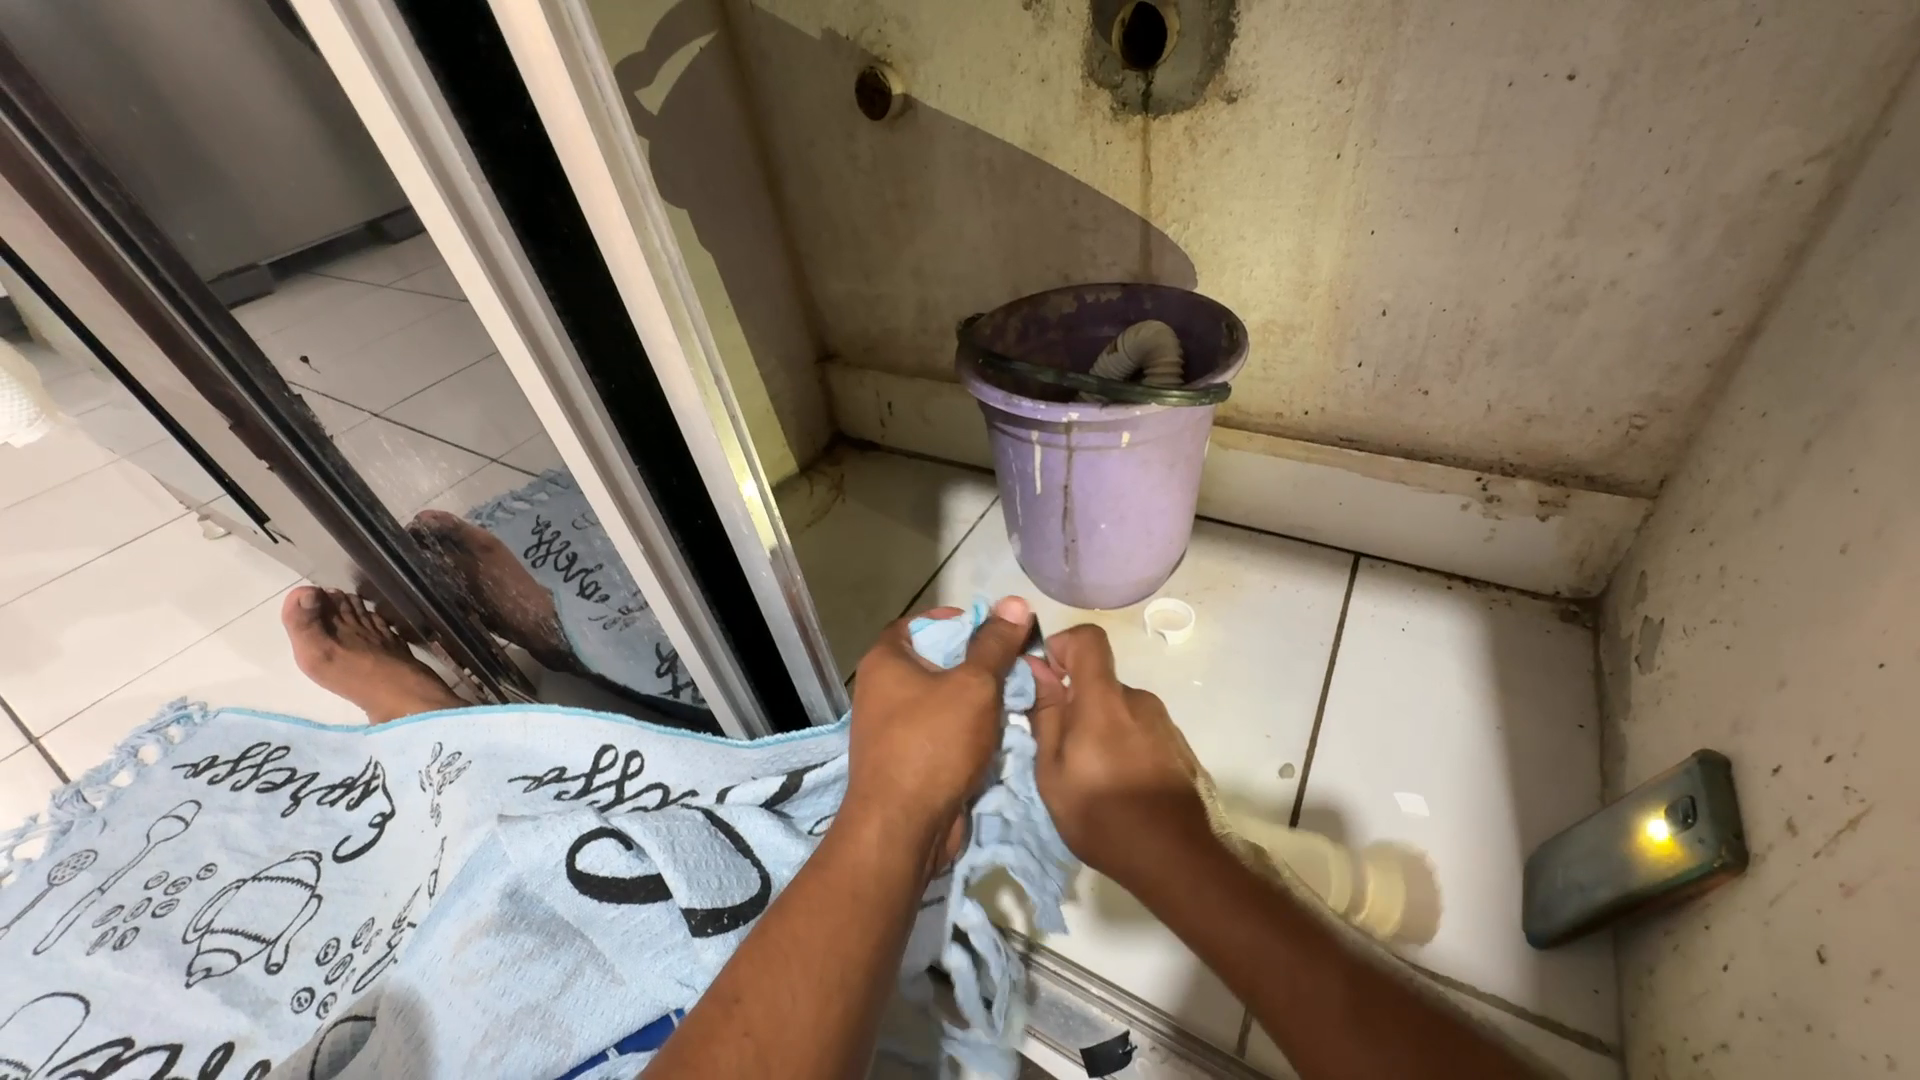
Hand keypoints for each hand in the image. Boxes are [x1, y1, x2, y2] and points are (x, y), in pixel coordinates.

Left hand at [843, 597, 1036, 864]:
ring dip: (978, 700)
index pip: (921, 622)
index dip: (958, 619)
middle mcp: (882, 689)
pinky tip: (1000, 734)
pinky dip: (969, 731)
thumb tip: (1016, 602)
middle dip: (978, 663)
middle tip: (1017, 664)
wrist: (903, 828)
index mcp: (886, 660)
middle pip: (936, 661)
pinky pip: (943, 732)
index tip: (995, 630)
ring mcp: (892, 728)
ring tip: (1017, 698)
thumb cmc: (933, 744)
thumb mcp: (973, 686)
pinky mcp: (907, 760)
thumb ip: (995, 644)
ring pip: (944, 700)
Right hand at [1027, 625, 1211, 890]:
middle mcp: (1138, 699)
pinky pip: (1138, 728)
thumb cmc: (1101, 816)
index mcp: (1104, 699)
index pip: (1088, 638)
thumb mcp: (1052, 772)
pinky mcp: (1176, 745)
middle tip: (1060, 749)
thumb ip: (1045, 715)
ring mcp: (1162, 722)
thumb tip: (1036, 670)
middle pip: (1099, 680)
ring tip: (1089, 774)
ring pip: (1117, 707)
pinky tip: (1118, 784)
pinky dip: (1121, 743)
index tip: (1046, 677)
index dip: (1062, 645)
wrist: (1175, 859)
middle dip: (1074, 701)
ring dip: (1098, 726)